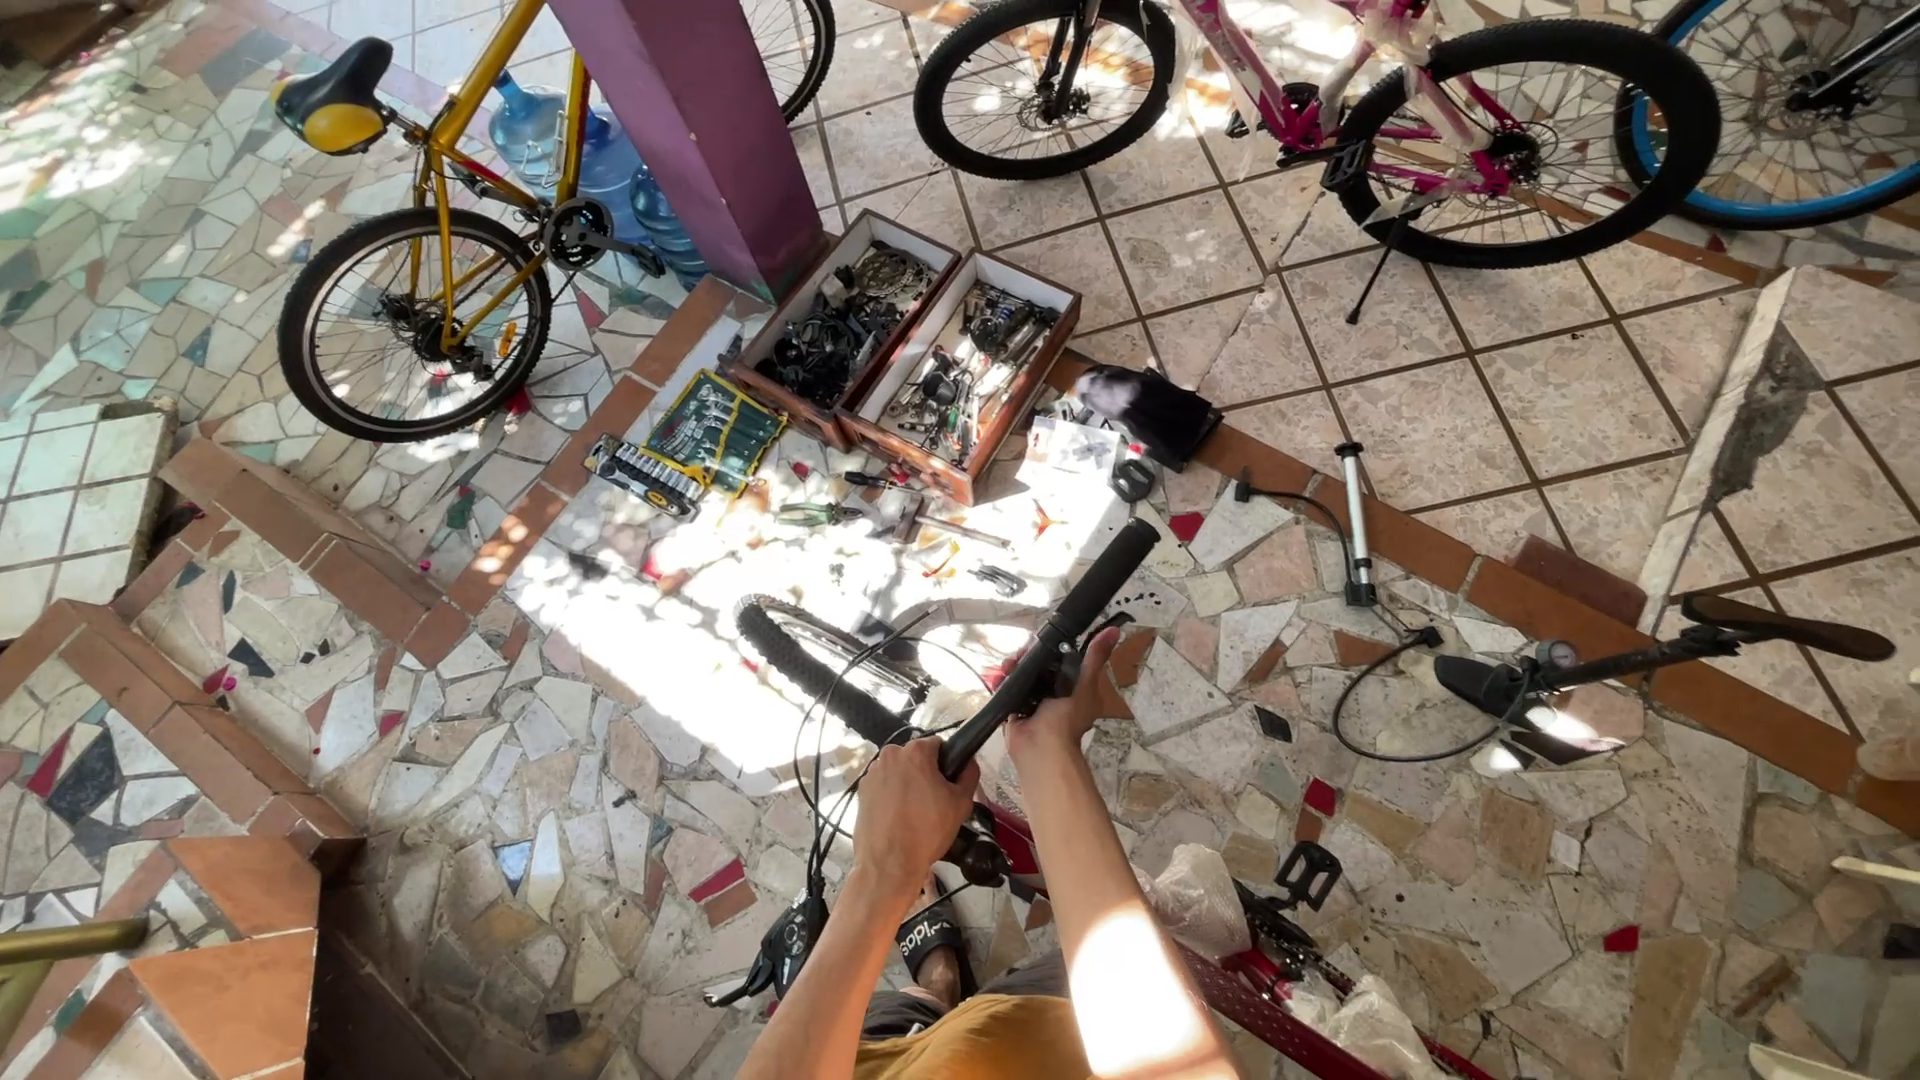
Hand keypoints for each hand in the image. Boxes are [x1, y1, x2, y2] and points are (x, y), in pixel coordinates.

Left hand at [851, 737, 980, 901]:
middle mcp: (890, 755)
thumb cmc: (926, 832)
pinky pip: (883, 786)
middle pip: (916, 758)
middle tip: (935, 800)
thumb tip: (968, 763)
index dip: (947, 763)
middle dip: (926, 773)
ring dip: (907, 784)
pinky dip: (891, 795)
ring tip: (915, 812)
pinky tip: (899, 817)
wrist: (889, 864)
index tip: (949, 782)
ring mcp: (872, 772)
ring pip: (898, 772)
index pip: (938, 745)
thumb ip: (969, 775)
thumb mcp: (961, 803)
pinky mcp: (861, 791)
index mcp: (916, 751)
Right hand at [1003, 626, 1121, 767]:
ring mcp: (1034, 700)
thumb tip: (1115, 630)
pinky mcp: (1016, 707)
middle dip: (1027, 656)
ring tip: (1008, 665)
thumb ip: (1095, 658)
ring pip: (1022, 673)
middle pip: (1039, 664)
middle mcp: (1055, 691)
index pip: (1062, 658)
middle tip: (1020, 653)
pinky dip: (1001, 680)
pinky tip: (998, 676)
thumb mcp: (1084, 684)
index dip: (1051, 647)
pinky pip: (1008, 687)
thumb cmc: (1066, 718)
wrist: (1040, 747)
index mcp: (1074, 686)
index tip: (1040, 640)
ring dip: (1013, 666)